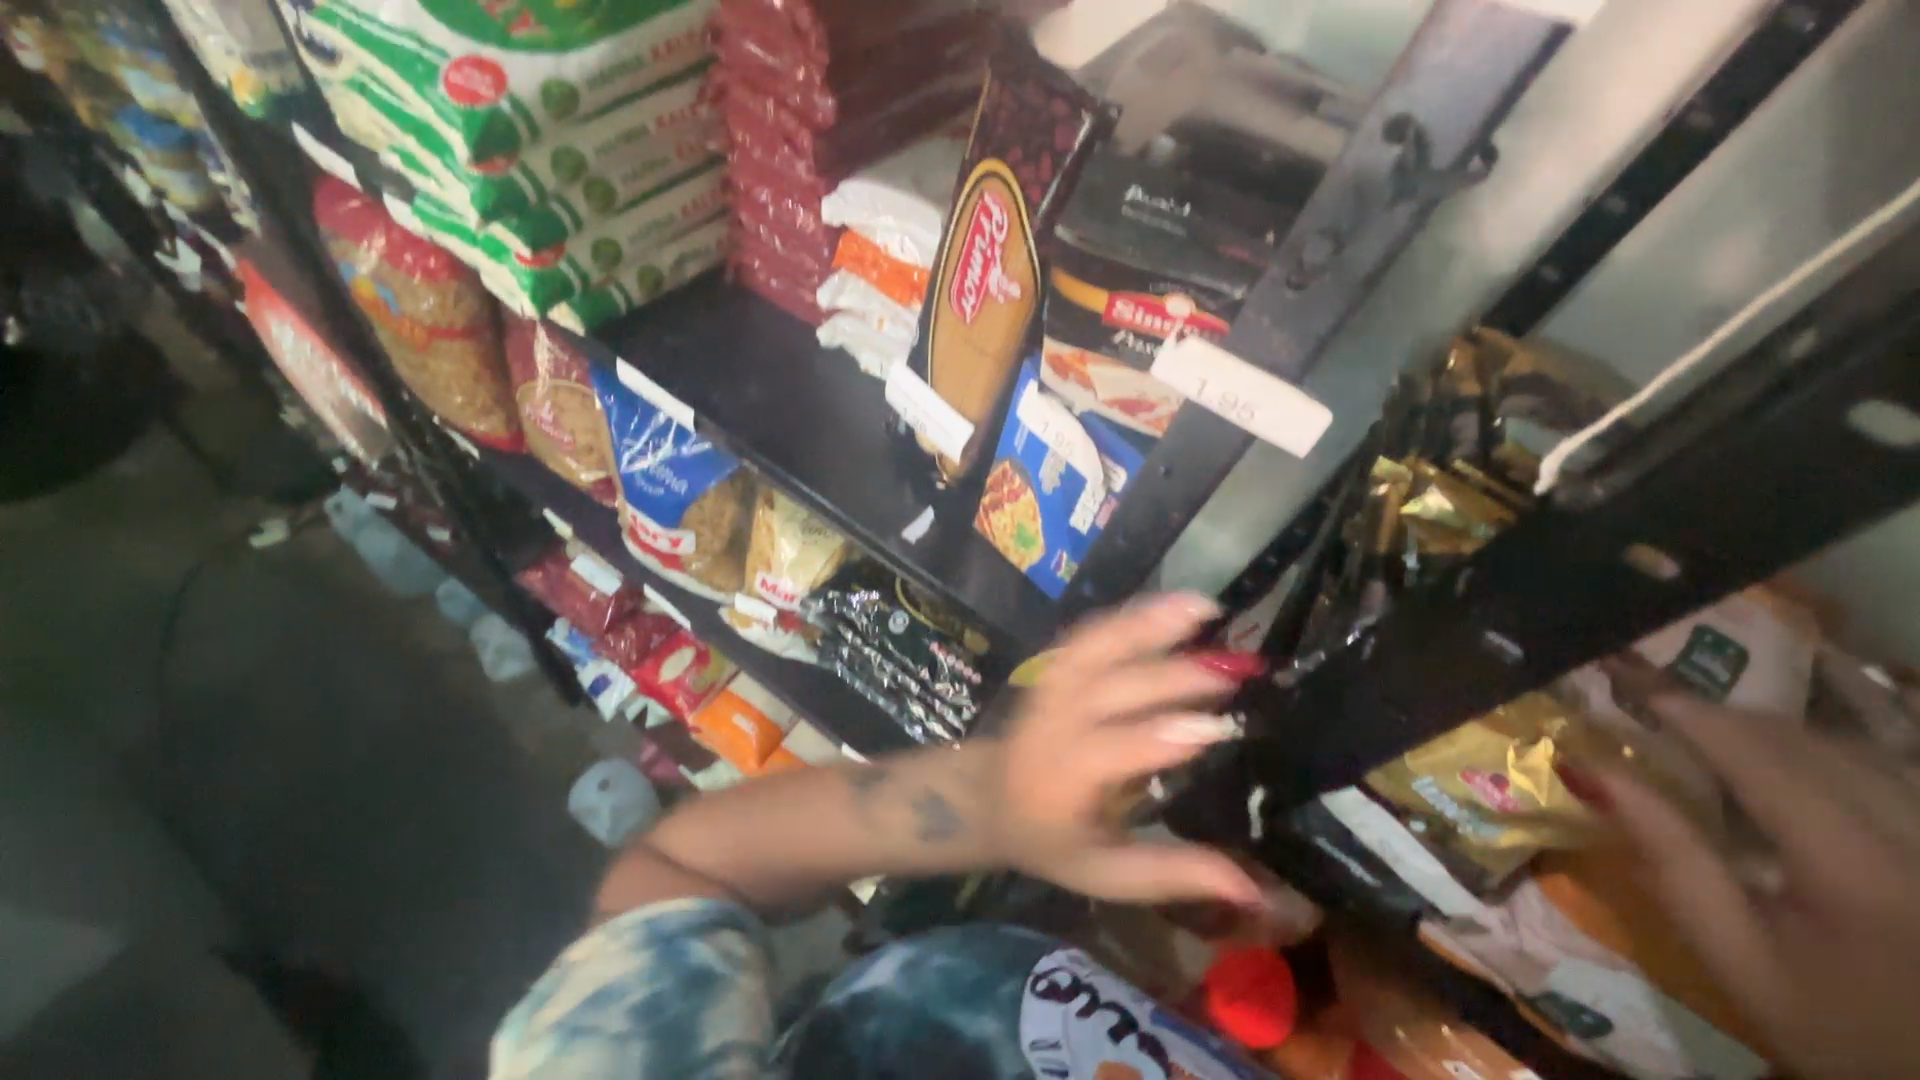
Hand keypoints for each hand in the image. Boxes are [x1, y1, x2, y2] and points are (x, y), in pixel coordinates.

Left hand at [984, 593, 1272, 909]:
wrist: (989, 797)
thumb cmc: (1052, 841)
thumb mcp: (1106, 873)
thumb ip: (1172, 873)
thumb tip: (1253, 887)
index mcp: (1061, 780)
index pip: (1109, 751)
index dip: (1158, 738)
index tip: (1213, 727)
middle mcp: (1053, 724)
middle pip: (1109, 690)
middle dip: (1171, 676)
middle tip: (1236, 670)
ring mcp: (1051, 688)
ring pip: (1094, 649)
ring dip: (1146, 626)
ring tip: (1203, 609)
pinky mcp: (1056, 667)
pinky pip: (1089, 636)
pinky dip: (1129, 616)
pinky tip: (1173, 604)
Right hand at [1570, 697, 1919, 1079]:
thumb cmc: (1831, 1026)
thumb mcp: (1736, 956)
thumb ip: (1670, 858)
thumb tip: (1589, 770)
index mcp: (1856, 866)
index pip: (1758, 755)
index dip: (1687, 709)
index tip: (1621, 675)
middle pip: (1809, 741)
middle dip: (1723, 712)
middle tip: (1650, 695)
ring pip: (1859, 747)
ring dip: (1773, 729)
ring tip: (1708, 725)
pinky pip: (1896, 770)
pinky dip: (1829, 752)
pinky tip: (1791, 760)